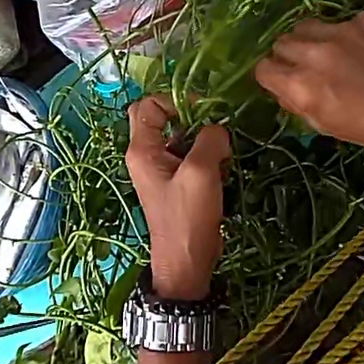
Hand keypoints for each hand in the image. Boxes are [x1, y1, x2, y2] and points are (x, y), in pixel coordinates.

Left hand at [126, 95, 229, 300]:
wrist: (187, 262)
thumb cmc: (188, 217)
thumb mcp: (201, 173)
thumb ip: (209, 140)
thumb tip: (218, 128)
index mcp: (141, 149)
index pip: (148, 105)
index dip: (175, 101)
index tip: (202, 112)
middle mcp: (145, 155)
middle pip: (162, 118)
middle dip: (190, 118)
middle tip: (213, 129)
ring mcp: (160, 169)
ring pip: (180, 137)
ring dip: (203, 140)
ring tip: (222, 156)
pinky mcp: (176, 181)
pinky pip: (189, 156)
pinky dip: (206, 157)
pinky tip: (221, 171)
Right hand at [254, 10, 363, 163]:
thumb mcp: (323, 125)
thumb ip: (294, 102)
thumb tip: (281, 86)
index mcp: (300, 84)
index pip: (263, 68)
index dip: (272, 77)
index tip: (283, 82)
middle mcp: (314, 52)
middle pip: (281, 43)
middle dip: (289, 57)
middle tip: (310, 70)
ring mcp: (342, 31)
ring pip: (306, 26)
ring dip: (312, 40)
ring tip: (333, 56)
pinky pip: (342, 21)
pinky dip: (347, 35)